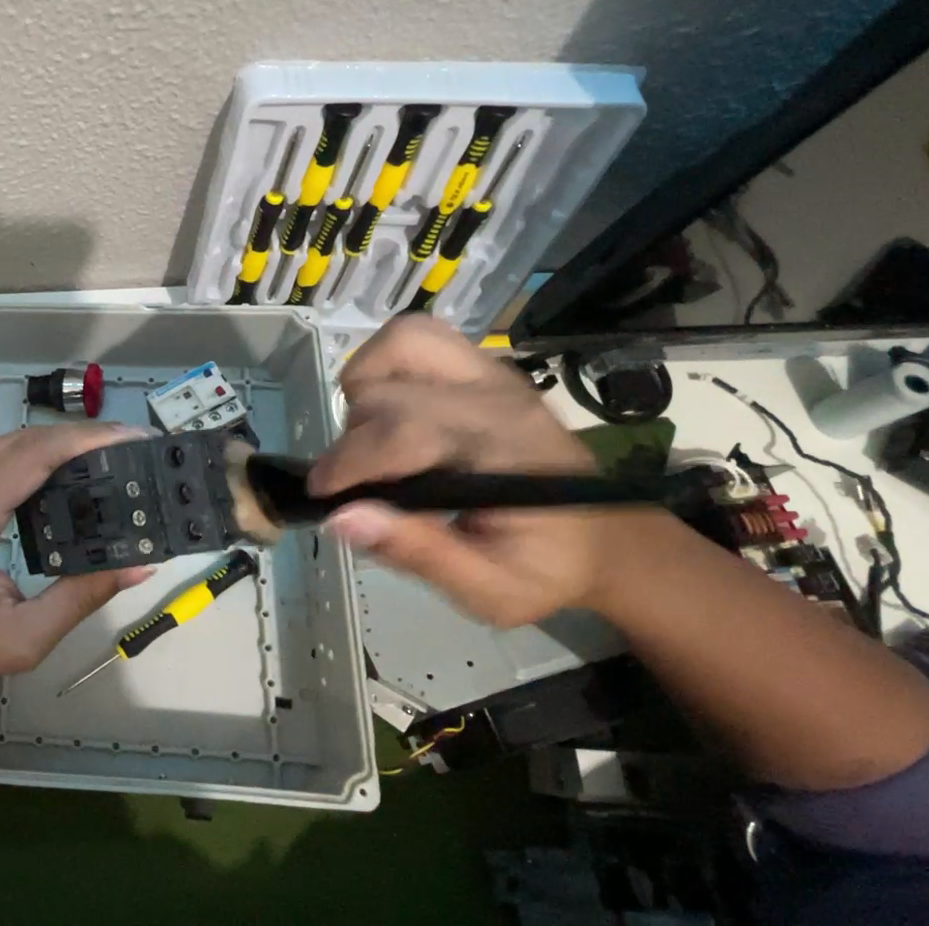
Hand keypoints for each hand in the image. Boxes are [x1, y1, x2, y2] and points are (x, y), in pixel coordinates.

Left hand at [0, 422, 156, 688]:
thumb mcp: (23, 637)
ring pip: (9, 442)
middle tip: (132, 442)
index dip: (83, 440)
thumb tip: (140, 564)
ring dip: (59, 440)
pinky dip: (37, 453)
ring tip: (110, 449)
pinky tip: (68, 465)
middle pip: (23, 440)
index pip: (31, 457)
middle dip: (80, 434)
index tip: (131, 436)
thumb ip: (81, 598)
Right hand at [310, 316, 612, 626]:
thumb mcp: (491, 591)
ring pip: (402, 341)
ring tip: (371, 439)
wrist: (607, 540)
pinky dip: (384, 367)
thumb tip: (340, 518)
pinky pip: (417, 338)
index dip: (348, 463)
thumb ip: (420, 554)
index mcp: (506, 452)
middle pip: (388, 392)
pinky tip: (389, 414)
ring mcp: (491, 372)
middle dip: (354, 441)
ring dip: (365, 386)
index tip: (322, 496)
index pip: (403, 433)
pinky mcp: (481, 365)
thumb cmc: (546, 569)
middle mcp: (497, 397)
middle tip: (361, 486)